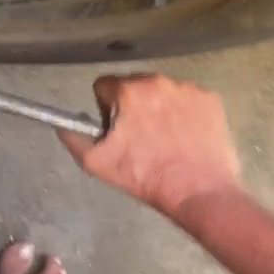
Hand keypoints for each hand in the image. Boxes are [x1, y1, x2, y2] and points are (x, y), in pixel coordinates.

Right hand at [58, 74, 242, 214]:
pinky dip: (182, 112)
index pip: (104, 85)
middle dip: (131, 104)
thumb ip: (73, 138)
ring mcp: (188, 89)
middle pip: (133, 84)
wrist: (198, 191)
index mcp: (128, 91)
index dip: (104, 107)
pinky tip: (184, 135)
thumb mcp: (96, 163)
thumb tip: (62, 126)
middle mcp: (158, 82)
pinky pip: (187, 98)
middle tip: (138, 135)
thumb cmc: (144, 177)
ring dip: (156, 106)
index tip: (115, 127)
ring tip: (163, 137)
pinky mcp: (211, 99)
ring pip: (161, 90)